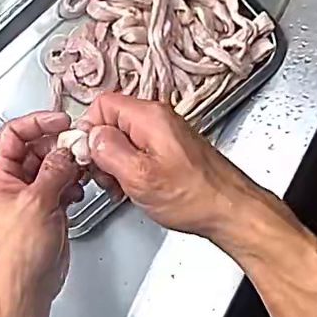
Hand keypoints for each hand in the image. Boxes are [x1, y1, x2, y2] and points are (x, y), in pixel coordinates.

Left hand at [0, 110, 83, 309]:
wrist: (24, 288)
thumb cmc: (16, 255)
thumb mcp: (38, 202)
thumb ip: (55, 170)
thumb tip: (67, 150)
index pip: (14, 134)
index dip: (38, 122)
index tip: (62, 121)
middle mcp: (10, 185)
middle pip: (35, 149)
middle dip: (58, 146)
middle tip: (79, 148)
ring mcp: (27, 198)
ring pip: (50, 168)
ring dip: (68, 166)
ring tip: (81, 170)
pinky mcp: (44, 212)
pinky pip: (59, 187)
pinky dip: (72, 185)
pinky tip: (78, 191)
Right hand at [82, 93, 274, 242]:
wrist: (229, 211)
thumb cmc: (195, 196)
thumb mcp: (139, 175)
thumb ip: (107, 150)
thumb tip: (89, 136)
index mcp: (149, 117)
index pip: (101, 105)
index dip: (87, 131)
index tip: (87, 157)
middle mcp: (156, 120)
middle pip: (109, 123)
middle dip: (99, 151)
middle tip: (106, 177)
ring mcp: (162, 135)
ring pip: (119, 140)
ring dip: (112, 165)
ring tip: (122, 187)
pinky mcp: (167, 151)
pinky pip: (134, 153)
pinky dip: (127, 171)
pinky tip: (133, 189)